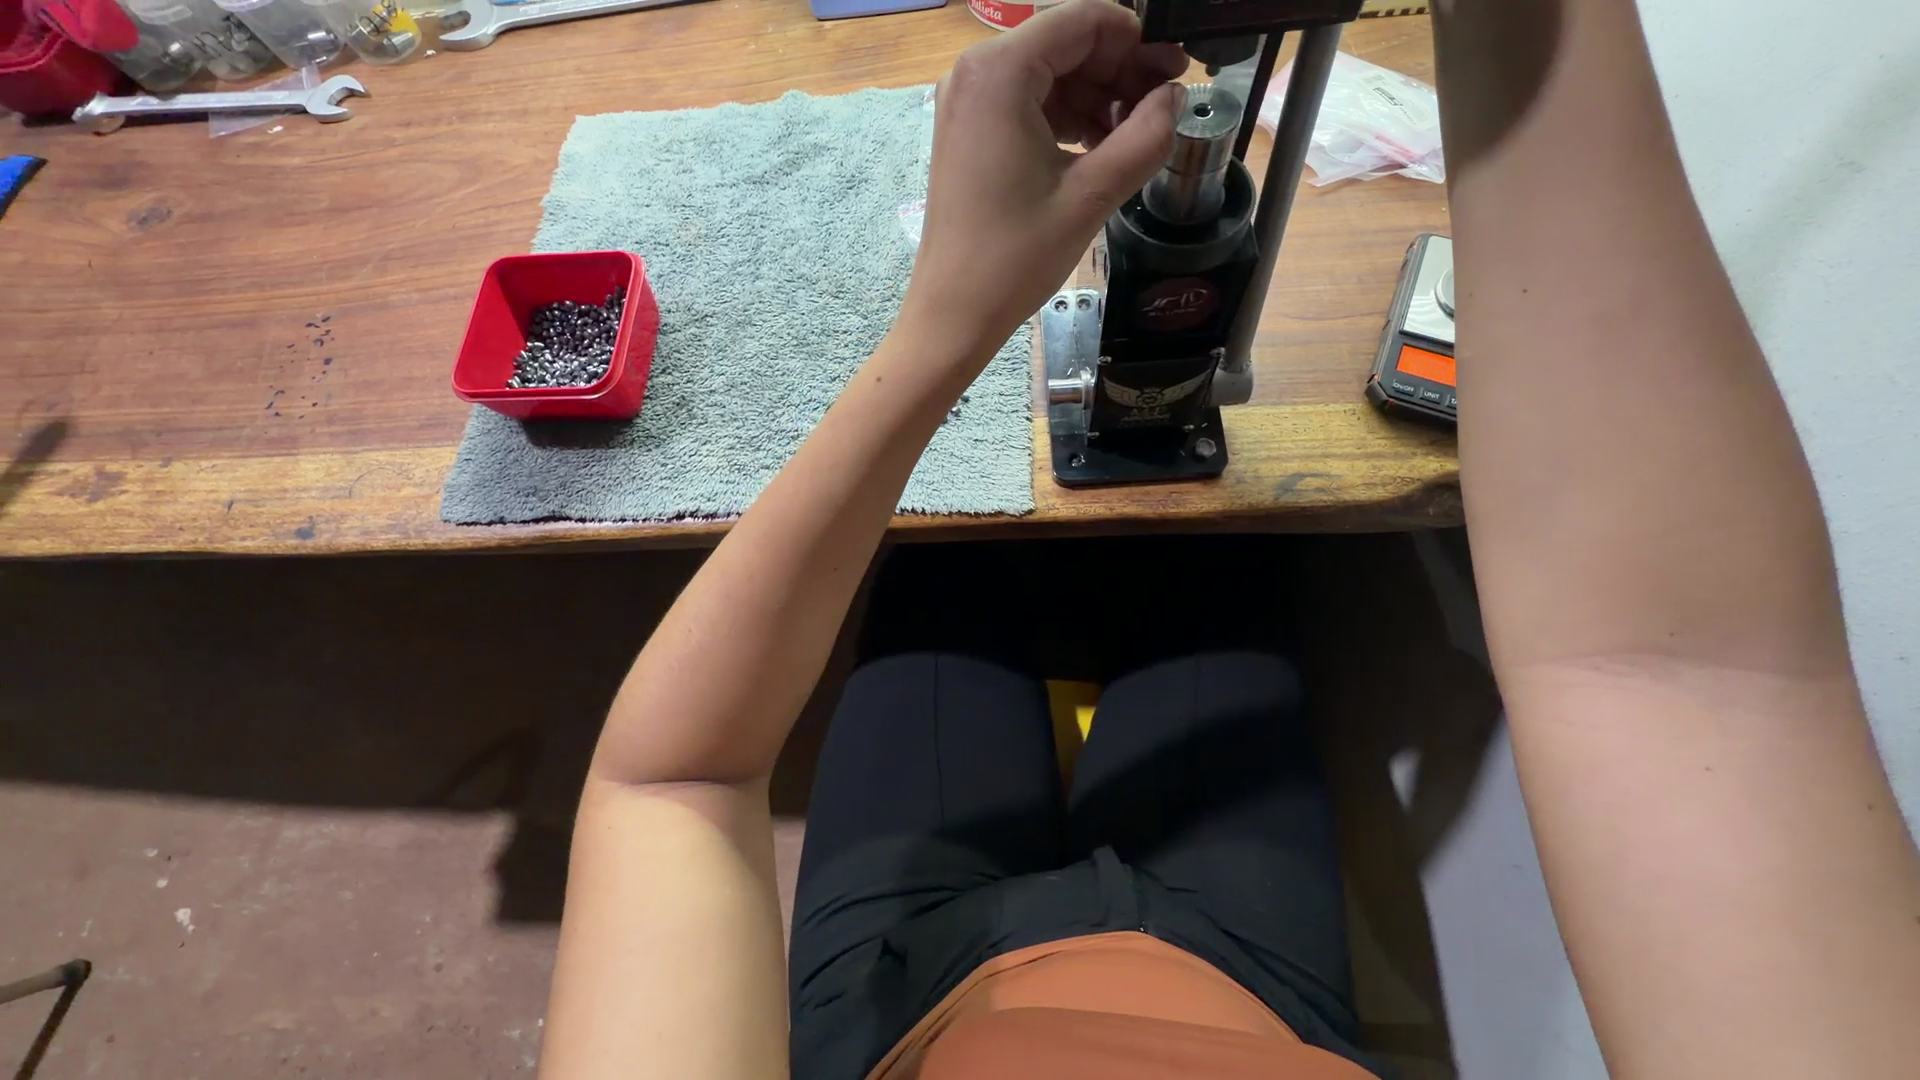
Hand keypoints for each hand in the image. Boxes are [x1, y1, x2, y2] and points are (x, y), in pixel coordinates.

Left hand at [898, 0, 1185, 368]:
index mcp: (1000, 73)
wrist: (954, 312)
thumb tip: (1174, 99)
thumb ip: (1144, 136)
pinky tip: (1096, 150)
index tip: (1175, 71)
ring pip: (1047, 77)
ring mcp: (966, 105)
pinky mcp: (967, 136)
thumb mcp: (1090, 195)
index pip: (1083, 21)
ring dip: (1095, 98)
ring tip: (1135, 136)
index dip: (1136, 40)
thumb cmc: (1015, 258)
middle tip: (1164, 105)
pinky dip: (1065, 120)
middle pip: (1064, 45)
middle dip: (1118, 70)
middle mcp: (975, 74)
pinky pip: (1026, 106)